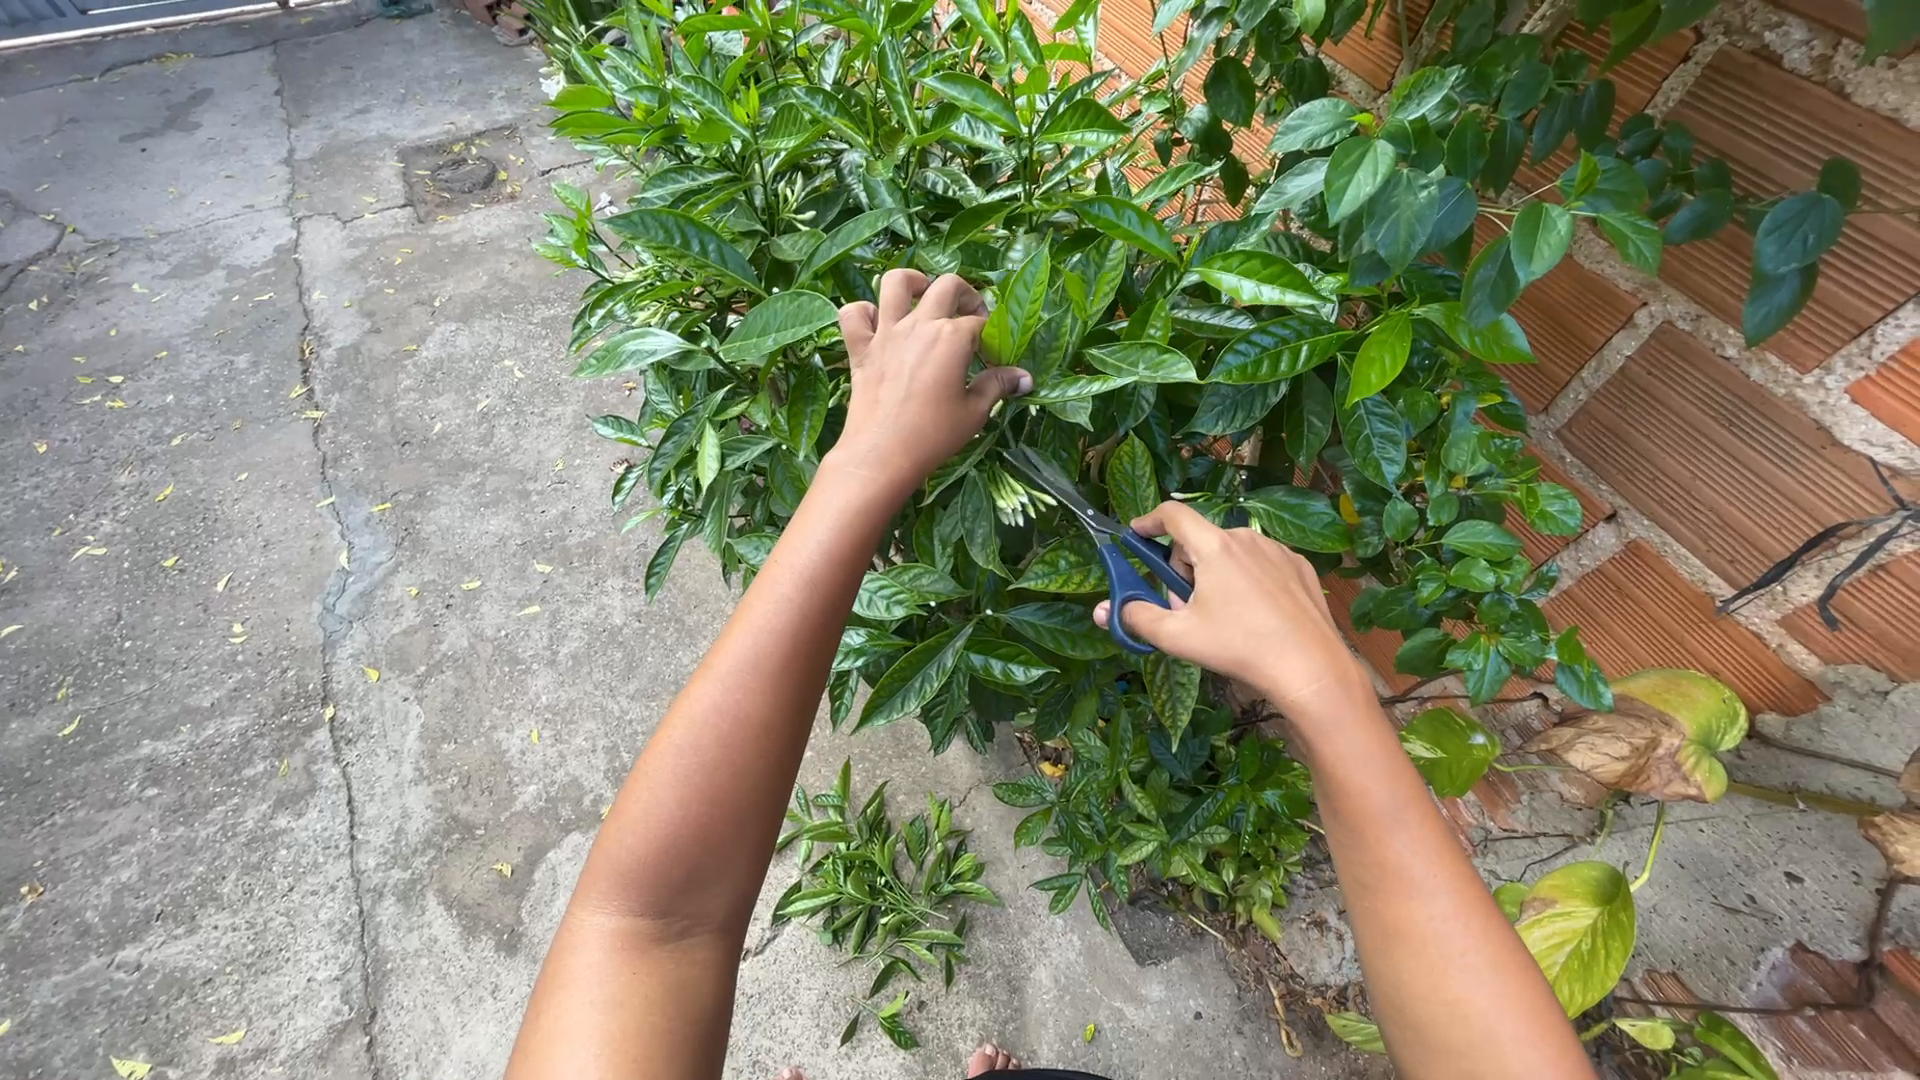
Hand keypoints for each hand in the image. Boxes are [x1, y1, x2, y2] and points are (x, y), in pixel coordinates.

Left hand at [827, 269, 1031, 494]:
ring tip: (923, 295)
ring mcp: (886, 333)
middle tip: (971, 318)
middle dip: (966, 295)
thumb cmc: (933, 436)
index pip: (982, 324)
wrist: (882, 455)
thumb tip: (1025, 378)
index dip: (993, 339)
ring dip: (913, 282)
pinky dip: (864, 312)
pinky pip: (854, 314)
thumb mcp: (975, 412)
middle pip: (947, 287)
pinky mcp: (860, 349)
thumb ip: (998, 386)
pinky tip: (878, 324)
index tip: (995, 360)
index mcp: (952, 337)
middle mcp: (920, 325)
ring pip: (896, 282)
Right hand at [1093, 501, 1372, 724]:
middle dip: (1184, 567)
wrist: (1310, 667)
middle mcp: (1246, 537)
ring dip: (1215, 573)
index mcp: (1214, 546)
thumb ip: (1136, 618)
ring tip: (1223, 616)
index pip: (1173, 514)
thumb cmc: (1238, 648)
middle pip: (1200, 540)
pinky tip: (1255, 615)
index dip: (1149, 521)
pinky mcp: (1299, 567)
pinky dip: (1247, 579)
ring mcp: (1277, 550)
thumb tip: (1104, 611)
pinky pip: (1260, 563)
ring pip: (1230, 552)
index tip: (1137, 536)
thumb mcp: (1177, 636)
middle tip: (1186, 606)